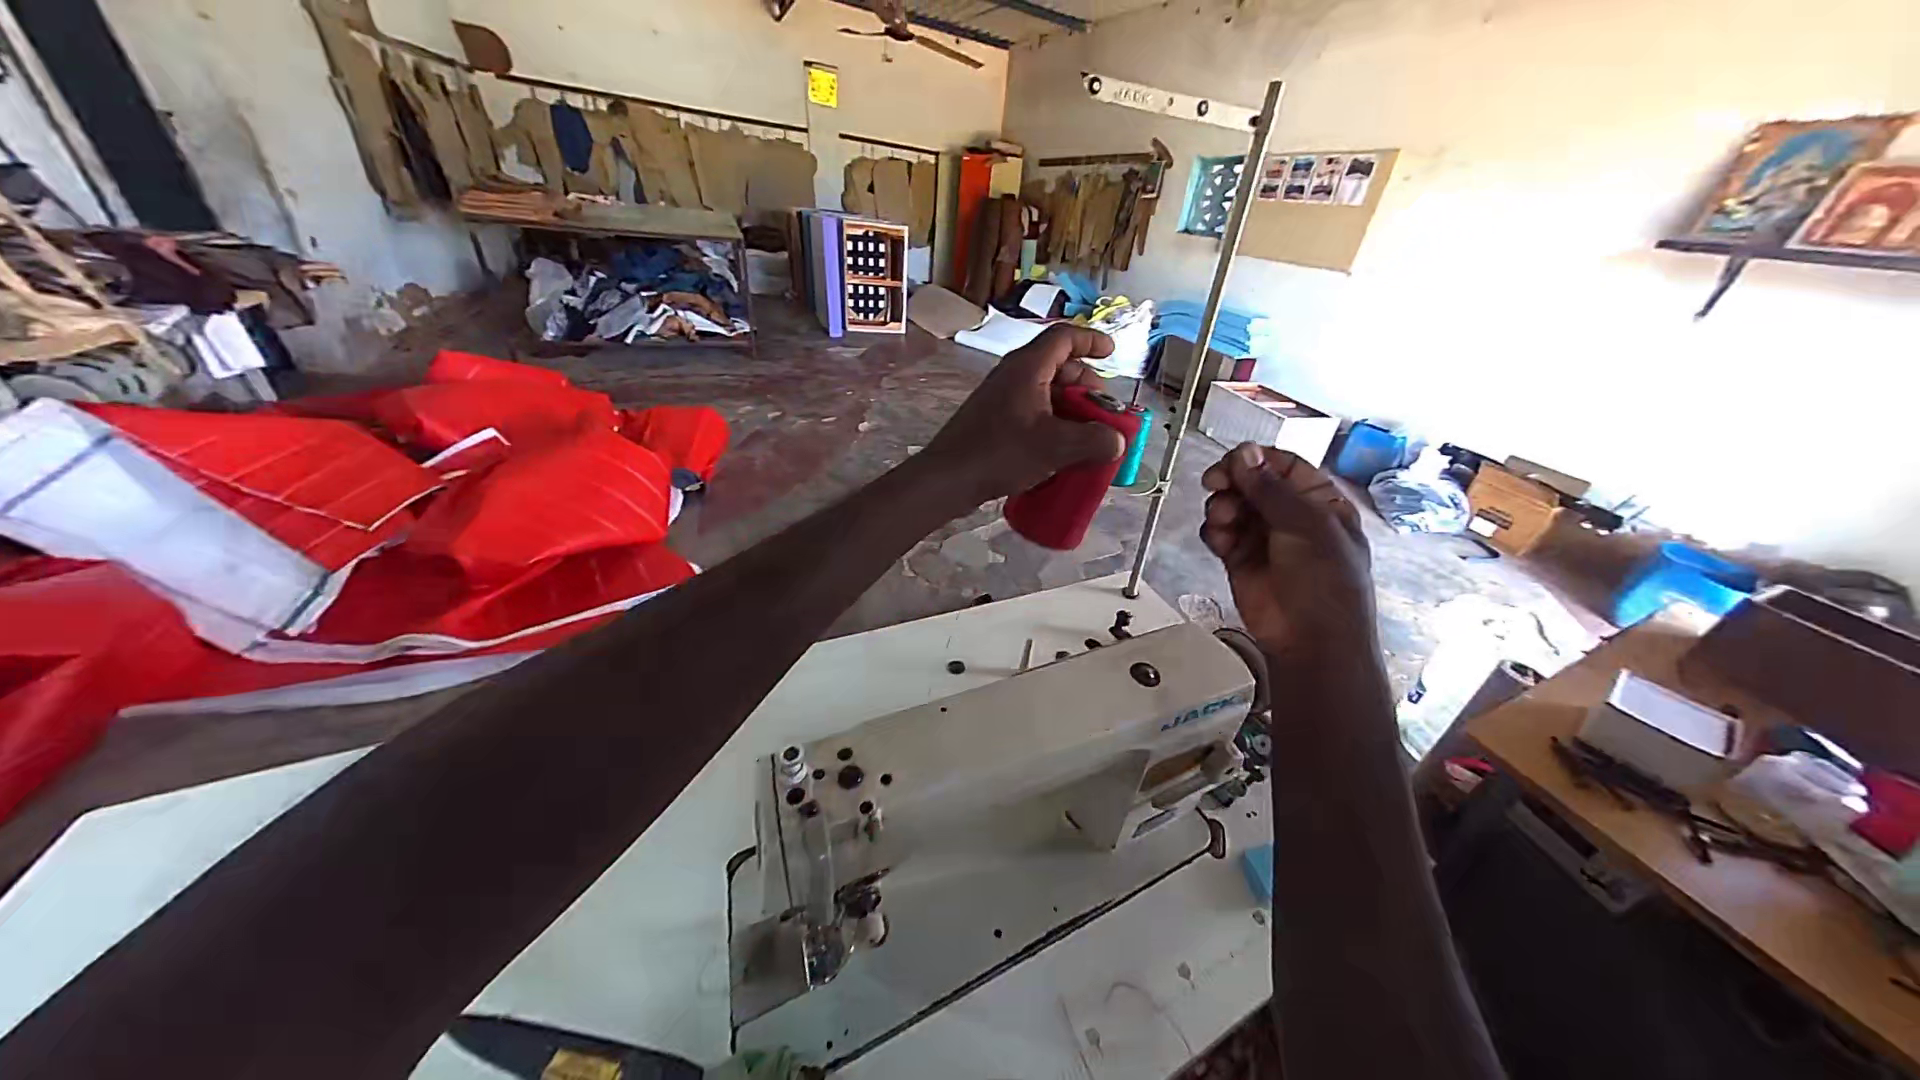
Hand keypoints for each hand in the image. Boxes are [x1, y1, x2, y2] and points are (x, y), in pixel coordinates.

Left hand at [921, 325, 1128, 506]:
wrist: (948, 478)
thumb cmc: (1000, 453)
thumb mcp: (1055, 447)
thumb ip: (1094, 441)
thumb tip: (1116, 441)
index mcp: (1027, 367)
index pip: (1064, 337)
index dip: (1091, 340)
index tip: (1112, 353)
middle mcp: (1012, 375)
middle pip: (1058, 366)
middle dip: (1086, 386)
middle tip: (1102, 411)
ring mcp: (1000, 397)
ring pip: (1045, 391)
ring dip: (1070, 408)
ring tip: (1085, 435)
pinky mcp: (993, 420)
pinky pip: (1031, 411)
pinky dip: (1051, 422)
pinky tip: (1059, 449)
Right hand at [1200, 443, 1377, 665]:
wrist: (1310, 639)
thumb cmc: (1324, 580)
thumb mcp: (1306, 526)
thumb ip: (1270, 489)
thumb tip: (1244, 453)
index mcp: (1318, 502)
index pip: (1283, 466)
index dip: (1257, 460)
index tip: (1232, 461)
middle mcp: (1288, 515)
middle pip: (1251, 482)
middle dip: (1231, 481)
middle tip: (1214, 483)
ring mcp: (1262, 537)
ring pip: (1231, 505)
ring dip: (1221, 507)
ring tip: (1222, 519)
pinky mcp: (1238, 558)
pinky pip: (1219, 533)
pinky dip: (1215, 531)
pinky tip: (1219, 539)